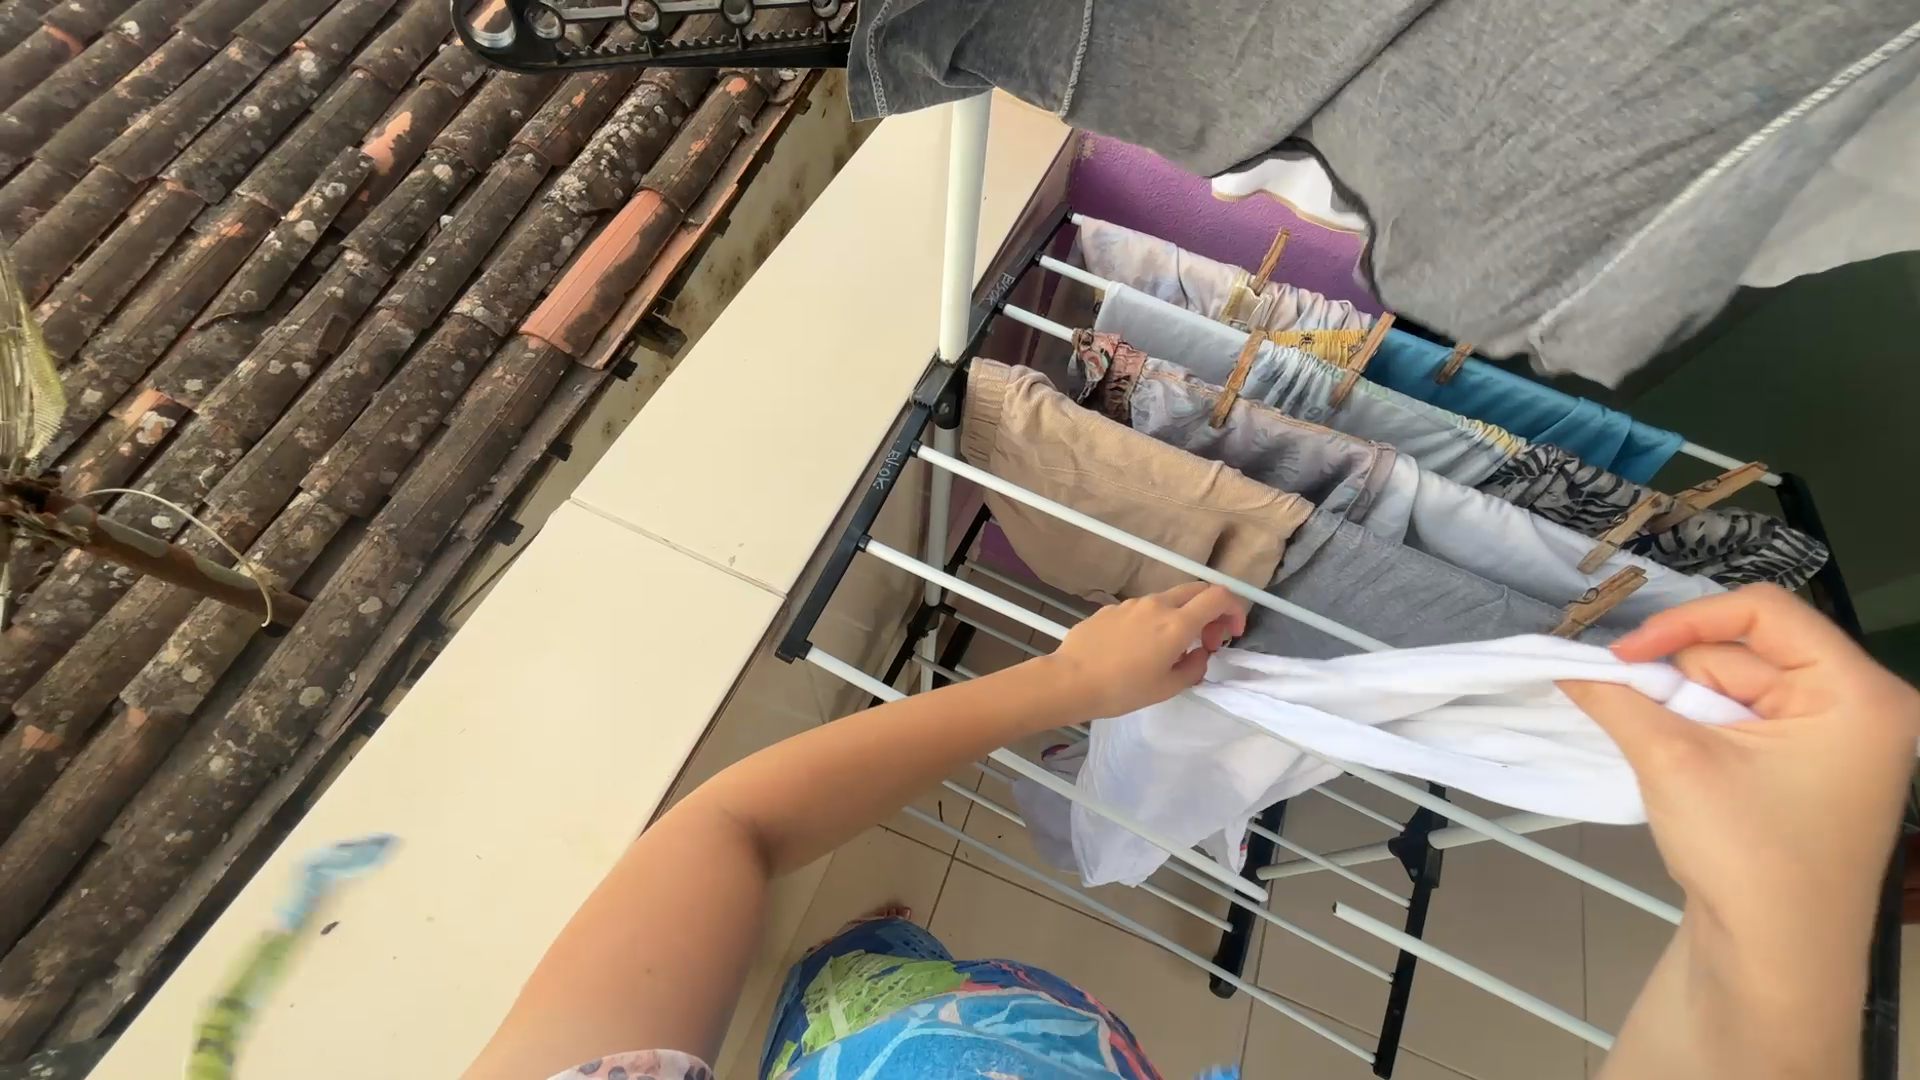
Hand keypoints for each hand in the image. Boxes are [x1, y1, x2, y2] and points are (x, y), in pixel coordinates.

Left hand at [1041, 582, 1246, 721]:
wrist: (1070, 680)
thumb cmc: (1122, 689)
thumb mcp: (1168, 687)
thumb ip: (1194, 667)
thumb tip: (1200, 654)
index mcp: (1176, 623)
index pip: (1219, 596)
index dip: (1234, 610)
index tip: (1230, 634)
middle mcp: (1156, 605)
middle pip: (1196, 590)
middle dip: (1210, 611)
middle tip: (1205, 642)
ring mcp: (1130, 604)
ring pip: (1167, 600)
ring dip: (1180, 617)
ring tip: (1170, 651)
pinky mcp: (1109, 609)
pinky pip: (1141, 610)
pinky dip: (1153, 622)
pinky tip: (1137, 650)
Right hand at [1560, 585, 1918, 940]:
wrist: (1775, 947)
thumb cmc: (1747, 850)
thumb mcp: (1670, 758)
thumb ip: (1612, 697)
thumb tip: (1564, 663)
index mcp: (1857, 696)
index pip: (1764, 610)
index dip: (1685, 621)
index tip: (1623, 655)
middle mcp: (1854, 706)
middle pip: (1738, 649)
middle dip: (1673, 675)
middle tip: (1632, 711)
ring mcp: (1829, 735)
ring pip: (1723, 681)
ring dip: (1674, 702)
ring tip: (1657, 746)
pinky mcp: (1799, 759)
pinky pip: (1728, 712)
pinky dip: (1685, 722)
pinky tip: (1670, 753)